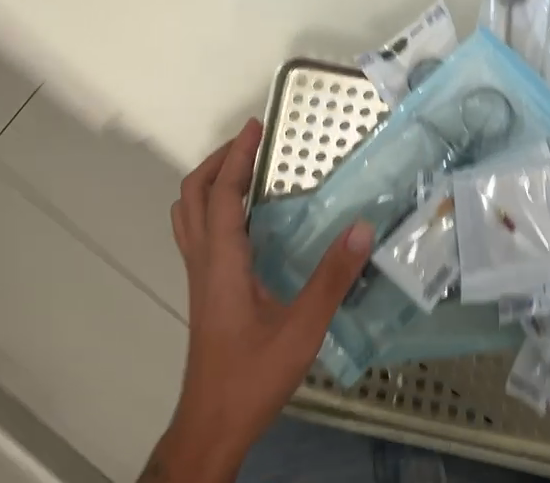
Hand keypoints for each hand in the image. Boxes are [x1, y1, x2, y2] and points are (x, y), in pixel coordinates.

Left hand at [140, 119, 373, 482]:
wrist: (212, 424)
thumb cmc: (252, 376)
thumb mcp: (302, 330)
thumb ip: (332, 279)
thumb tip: (362, 229)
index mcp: (222, 262)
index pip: (221, 194)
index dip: (237, 156)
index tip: (256, 127)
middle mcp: (203, 262)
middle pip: (192, 195)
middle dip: (218, 161)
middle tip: (251, 143)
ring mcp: (199, 277)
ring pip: (188, 215)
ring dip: (210, 183)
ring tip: (244, 170)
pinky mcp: (204, 291)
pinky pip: (198, 233)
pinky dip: (214, 208)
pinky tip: (247, 221)